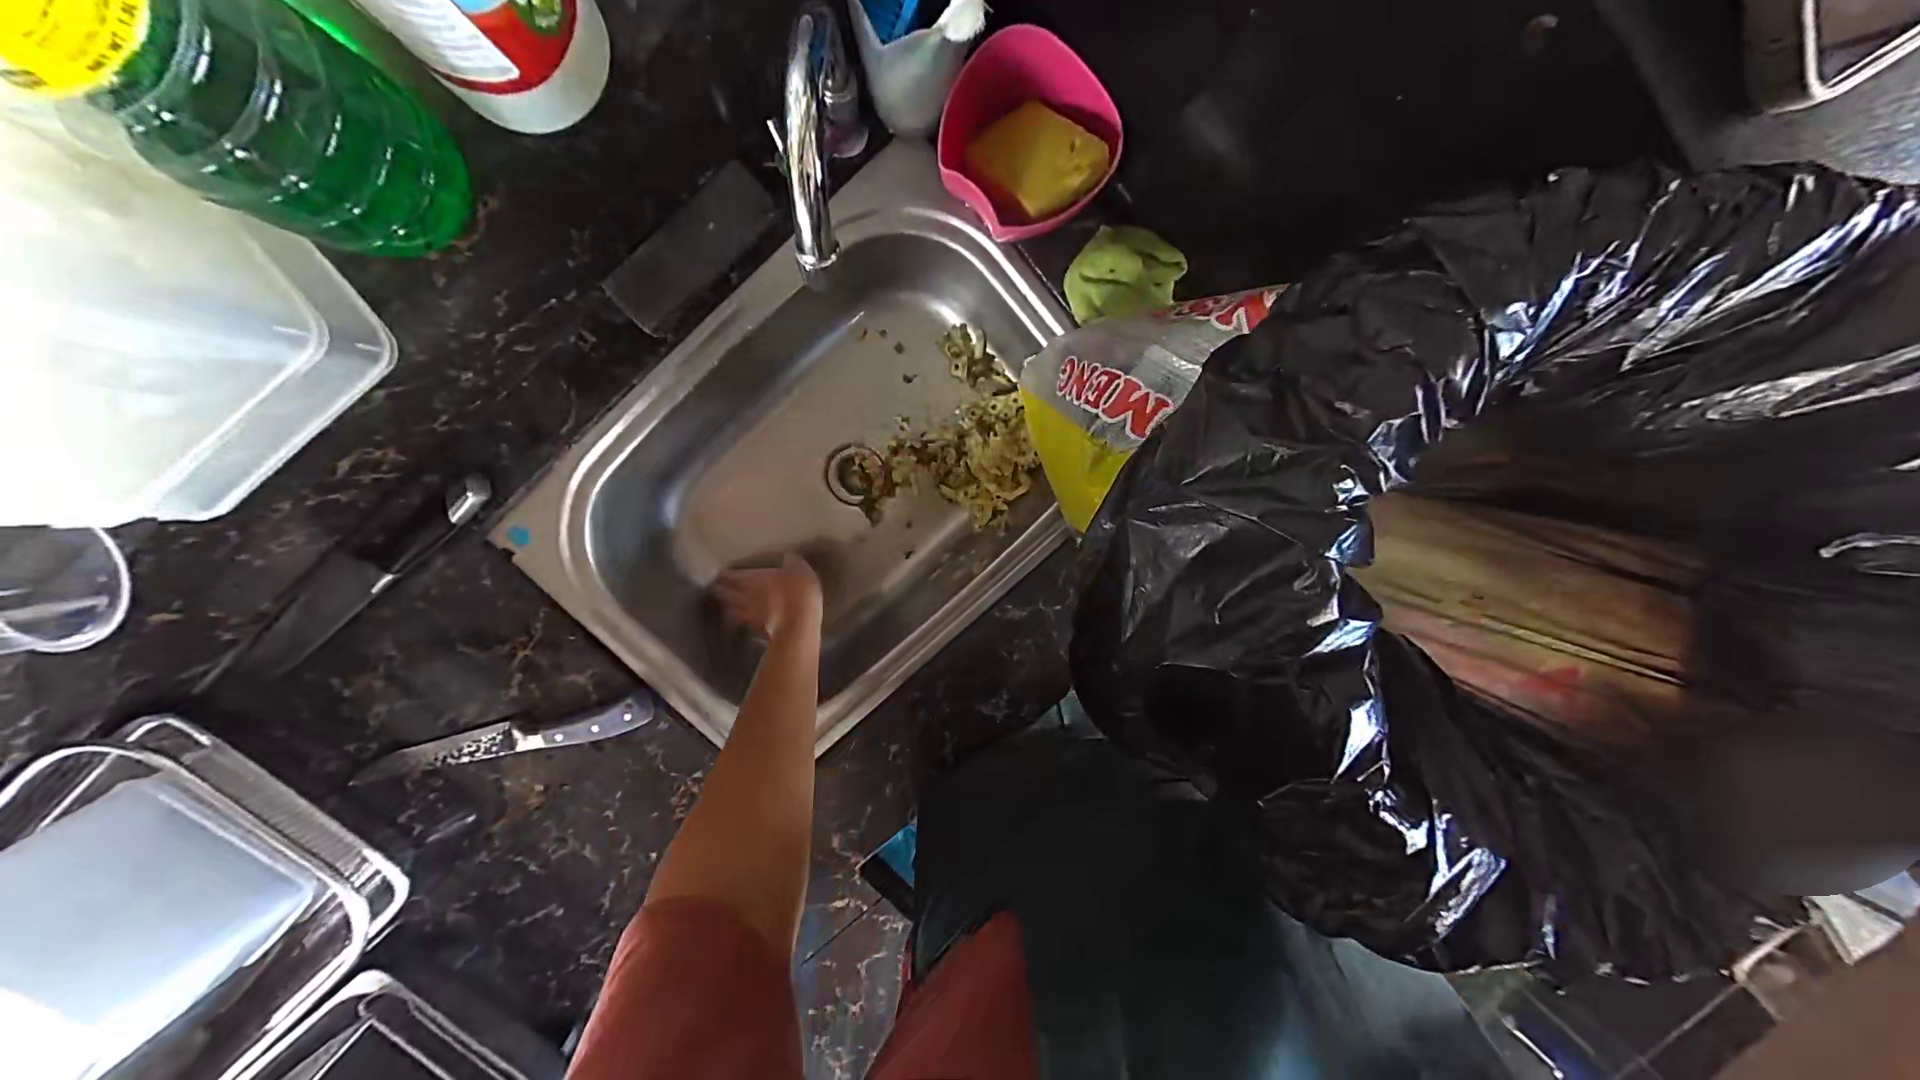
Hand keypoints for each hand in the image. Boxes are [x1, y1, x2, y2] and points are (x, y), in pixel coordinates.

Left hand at [714, 554, 822, 640]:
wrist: (799, 624)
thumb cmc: (798, 591)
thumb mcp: (799, 569)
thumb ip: (792, 562)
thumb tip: (789, 557)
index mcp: (754, 579)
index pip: (731, 576)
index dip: (725, 575)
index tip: (720, 574)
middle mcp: (747, 598)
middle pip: (727, 595)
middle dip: (721, 591)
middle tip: (717, 589)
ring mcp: (752, 617)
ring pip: (735, 612)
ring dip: (731, 609)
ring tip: (730, 607)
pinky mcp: (760, 632)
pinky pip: (748, 626)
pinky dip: (746, 624)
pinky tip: (749, 623)